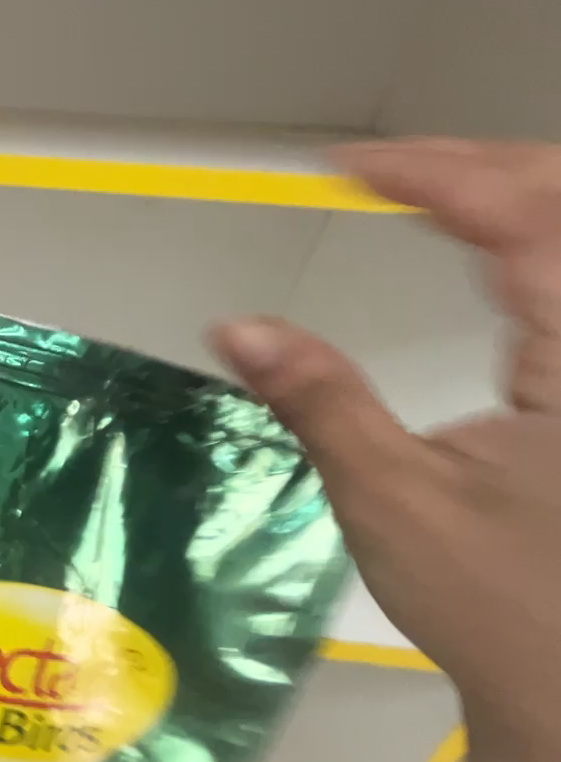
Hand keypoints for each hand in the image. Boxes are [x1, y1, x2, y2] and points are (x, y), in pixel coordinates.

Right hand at [210, 138, 560, 743]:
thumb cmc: (499, 597)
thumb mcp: (390, 493)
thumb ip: (318, 397)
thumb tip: (234, 327)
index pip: (527, 222)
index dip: (433, 175)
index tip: (341, 165)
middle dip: (480, 165)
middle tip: (378, 165)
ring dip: (514, 193)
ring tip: (422, 186)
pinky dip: (528, 242)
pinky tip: (483, 244)